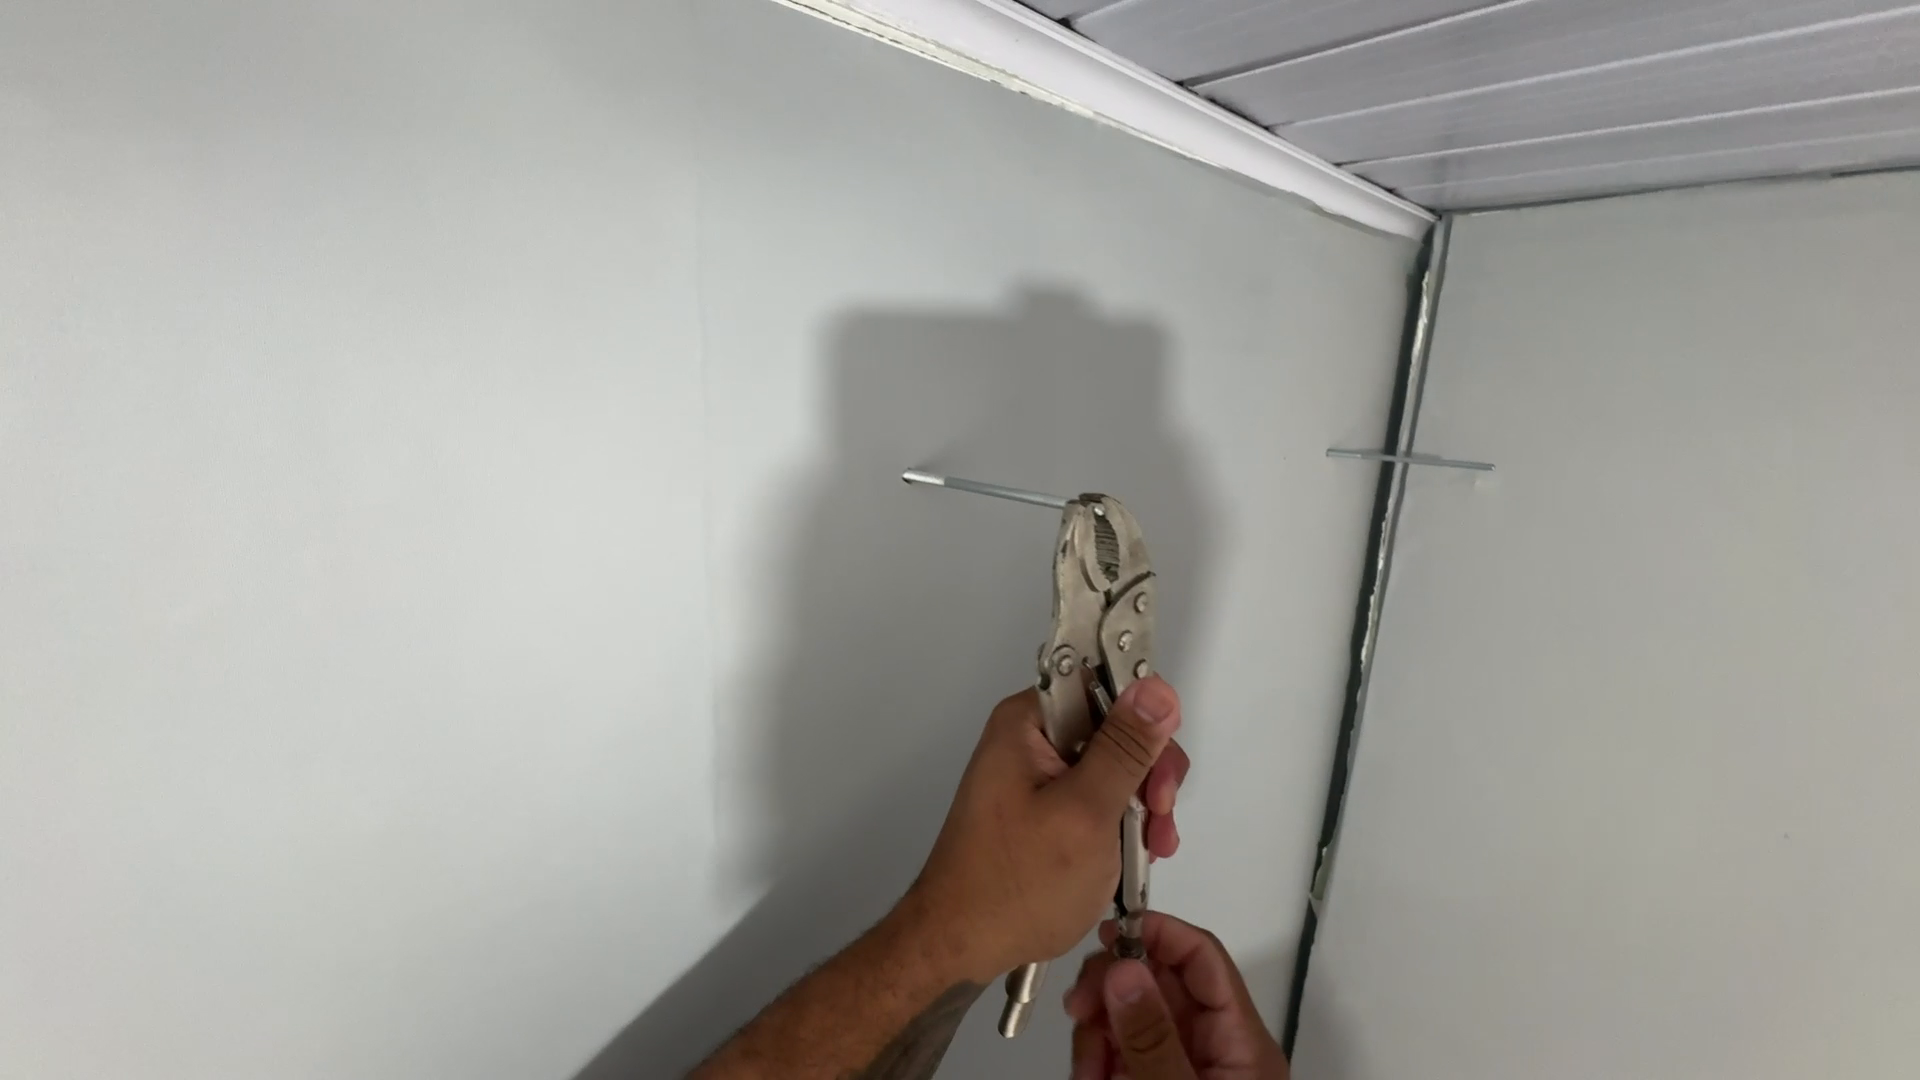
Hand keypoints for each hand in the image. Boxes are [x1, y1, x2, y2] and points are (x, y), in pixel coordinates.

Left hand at [902, 678, 1187, 983]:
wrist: (960, 946)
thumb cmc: (1020, 881)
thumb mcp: (1086, 812)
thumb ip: (1125, 749)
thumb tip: (1158, 687)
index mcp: (1028, 721)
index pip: (1101, 686)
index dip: (1142, 723)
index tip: (1160, 775)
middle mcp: (1028, 737)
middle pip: (1111, 728)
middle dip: (1146, 775)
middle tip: (1160, 825)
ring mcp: (1033, 774)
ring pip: (1109, 767)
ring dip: (1139, 806)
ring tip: (1149, 851)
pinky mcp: (1040, 807)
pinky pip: (1093, 796)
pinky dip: (1118, 823)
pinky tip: (1130, 857)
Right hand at [1063, 913, 1290, 1079]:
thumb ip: (1152, 1038)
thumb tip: (1122, 963)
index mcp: (1240, 1041)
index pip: (1202, 955)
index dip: (1158, 931)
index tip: (1107, 933)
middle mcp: (1211, 1044)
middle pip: (1156, 980)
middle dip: (1110, 988)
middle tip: (1077, 1008)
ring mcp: (1180, 1065)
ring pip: (1129, 1012)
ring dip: (1096, 1030)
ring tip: (1084, 1071)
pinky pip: (1119, 1048)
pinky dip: (1096, 1056)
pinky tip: (1087, 1078)